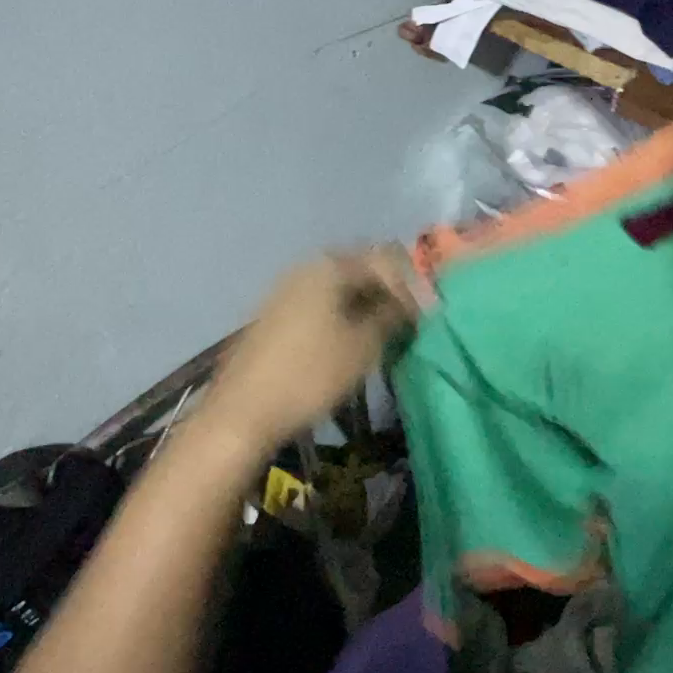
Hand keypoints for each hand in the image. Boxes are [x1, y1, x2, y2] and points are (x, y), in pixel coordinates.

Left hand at [194, 246, 418, 450]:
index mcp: (329, 266)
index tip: (430, 316)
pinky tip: (353, 344)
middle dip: (390, 294)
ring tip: (387, 337)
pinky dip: (344, 317)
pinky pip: (321, 306)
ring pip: (340, 290)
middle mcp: (305, 268)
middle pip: (360, 270)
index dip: (413, 285)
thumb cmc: (310, 375)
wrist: (242, 412)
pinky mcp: (274, 316)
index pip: (385, 260)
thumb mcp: (363, 346)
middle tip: (411, 324)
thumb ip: (393, 316)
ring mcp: (285, 291)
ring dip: (367, 307)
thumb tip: (411, 303)